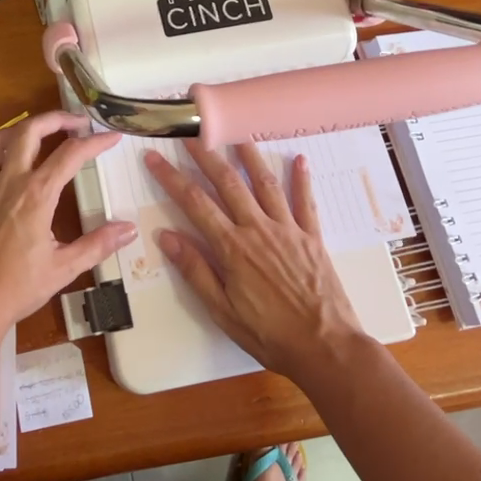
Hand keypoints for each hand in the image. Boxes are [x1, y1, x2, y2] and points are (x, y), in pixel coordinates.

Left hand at [0, 112, 135, 331]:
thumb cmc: (18, 288)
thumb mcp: (64, 268)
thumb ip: (98, 244)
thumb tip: (129, 229)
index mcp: (37, 195)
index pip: (71, 154)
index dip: (95, 142)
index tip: (112, 137)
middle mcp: (10, 181)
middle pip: (31, 131)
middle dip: (56, 118)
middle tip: (77, 122)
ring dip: (20, 128)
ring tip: (39, 132)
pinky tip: (5, 161)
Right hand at [145, 141, 366, 380]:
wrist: (326, 349)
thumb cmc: (270, 336)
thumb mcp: (222, 311)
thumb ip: (195, 271)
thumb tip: (167, 237)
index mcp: (232, 248)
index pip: (194, 204)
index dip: (171, 178)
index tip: (154, 158)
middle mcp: (258, 229)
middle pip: (227, 183)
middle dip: (206, 155)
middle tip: (191, 132)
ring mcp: (288, 230)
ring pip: (265, 183)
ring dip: (249, 155)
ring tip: (237, 132)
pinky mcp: (312, 238)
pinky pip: (305, 202)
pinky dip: (302, 180)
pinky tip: (300, 159)